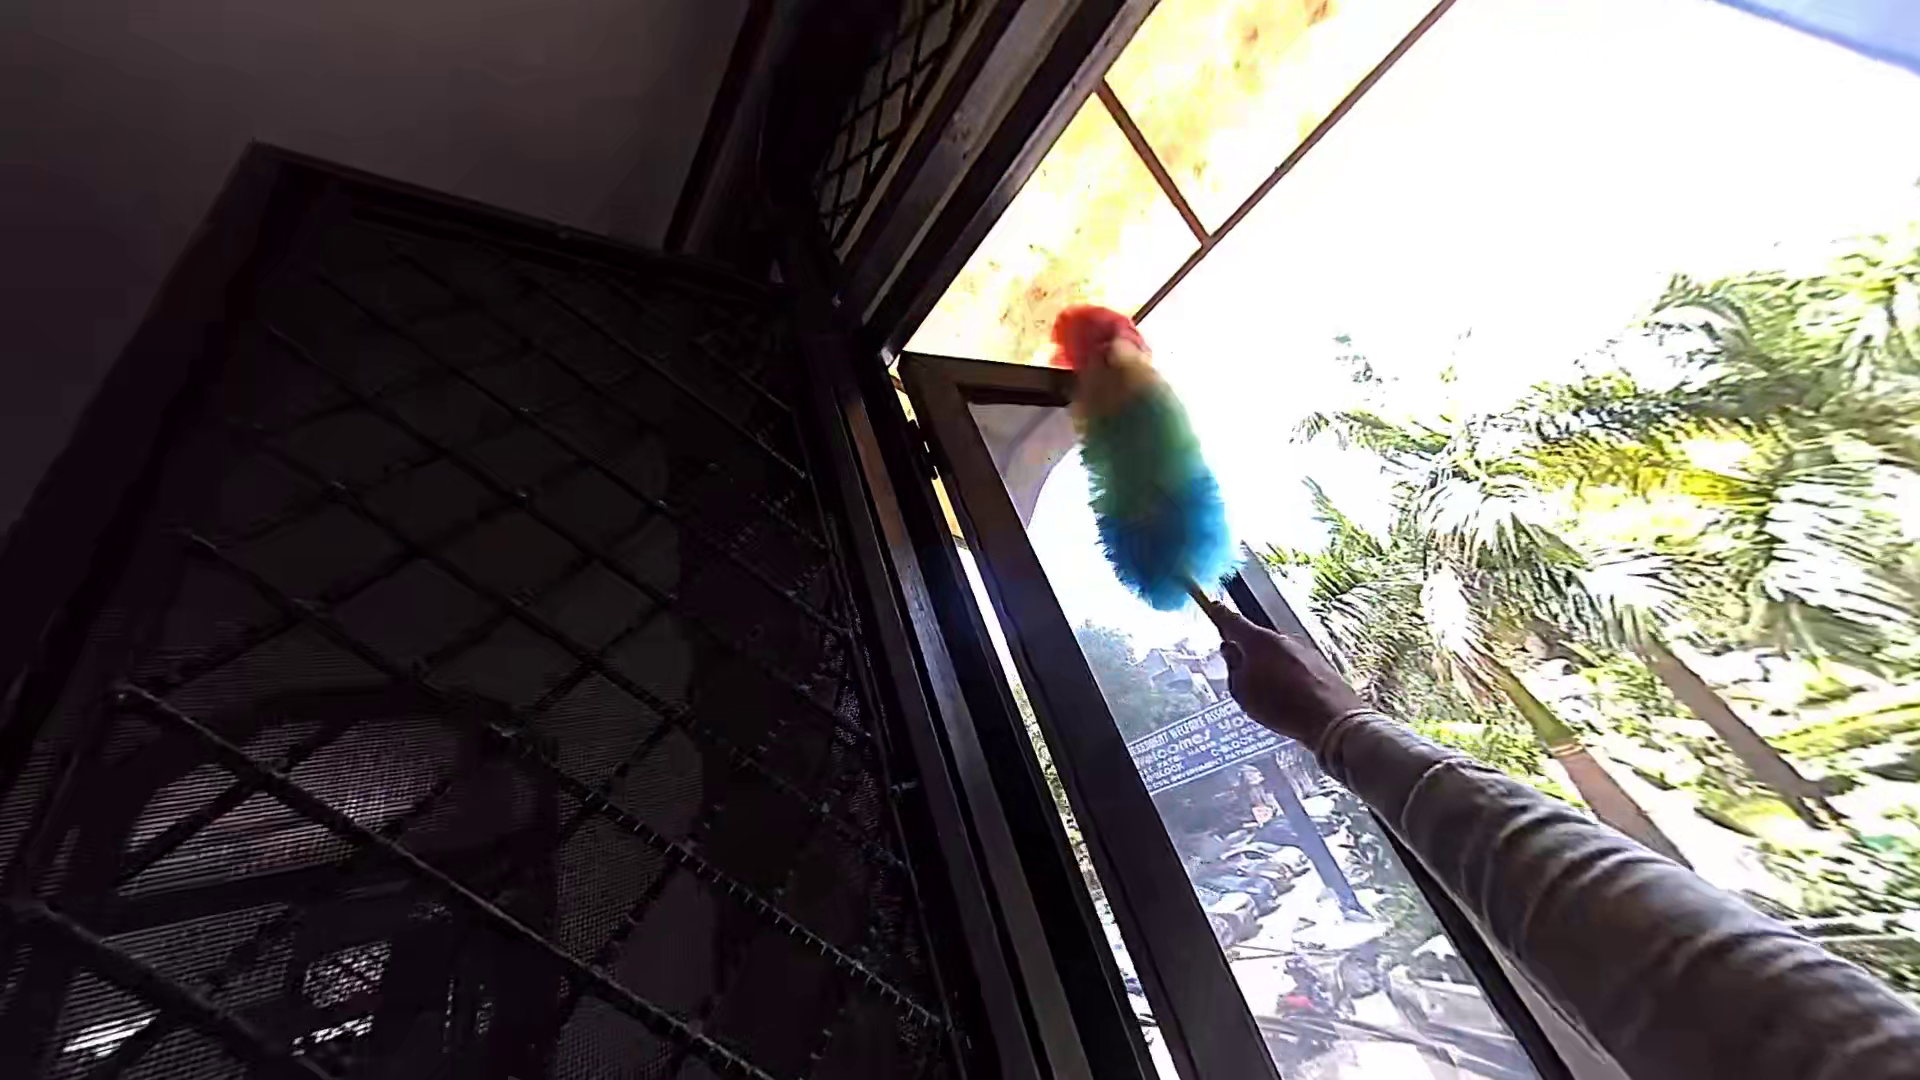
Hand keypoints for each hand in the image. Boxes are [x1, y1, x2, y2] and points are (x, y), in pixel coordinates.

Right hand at [1196, 599, 1364, 745]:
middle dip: (1246, 649)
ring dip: (1268, 664)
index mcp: (1258, 641)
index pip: (1232, 620)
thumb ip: (1233, 667)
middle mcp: (1282, 639)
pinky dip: (1286, 674)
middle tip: (1239, 670)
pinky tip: (1287, 696)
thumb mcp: (1242, 691)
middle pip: (1256, 639)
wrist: (1334, 722)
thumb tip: (1231, 650)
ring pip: (1276, 652)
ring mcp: (1304, 650)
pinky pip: (1294, 665)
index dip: (1219, 613)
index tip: (1212, 604)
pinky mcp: (1321, 665)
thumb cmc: (1280, 706)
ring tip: (1266, 691)